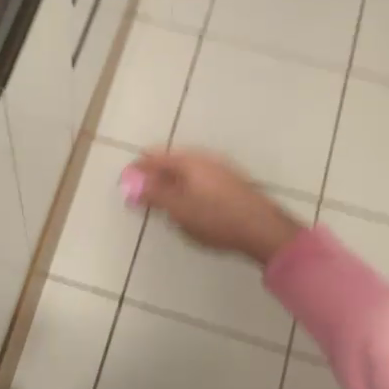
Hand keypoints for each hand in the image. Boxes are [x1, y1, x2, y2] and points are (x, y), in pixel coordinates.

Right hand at [126, 149, 303, 264]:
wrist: (264, 231)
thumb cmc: (216, 220)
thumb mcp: (178, 209)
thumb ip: (152, 194)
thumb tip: (129, 182)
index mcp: (188, 161)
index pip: (153, 157)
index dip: (136, 170)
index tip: (125, 186)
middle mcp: (204, 159)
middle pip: (170, 162)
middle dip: (153, 177)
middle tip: (141, 197)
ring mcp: (221, 170)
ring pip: (186, 172)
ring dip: (170, 184)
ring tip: (162, 205)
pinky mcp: (232, 185)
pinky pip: (199, 181)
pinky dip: (187, 190)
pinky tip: (188, 208)